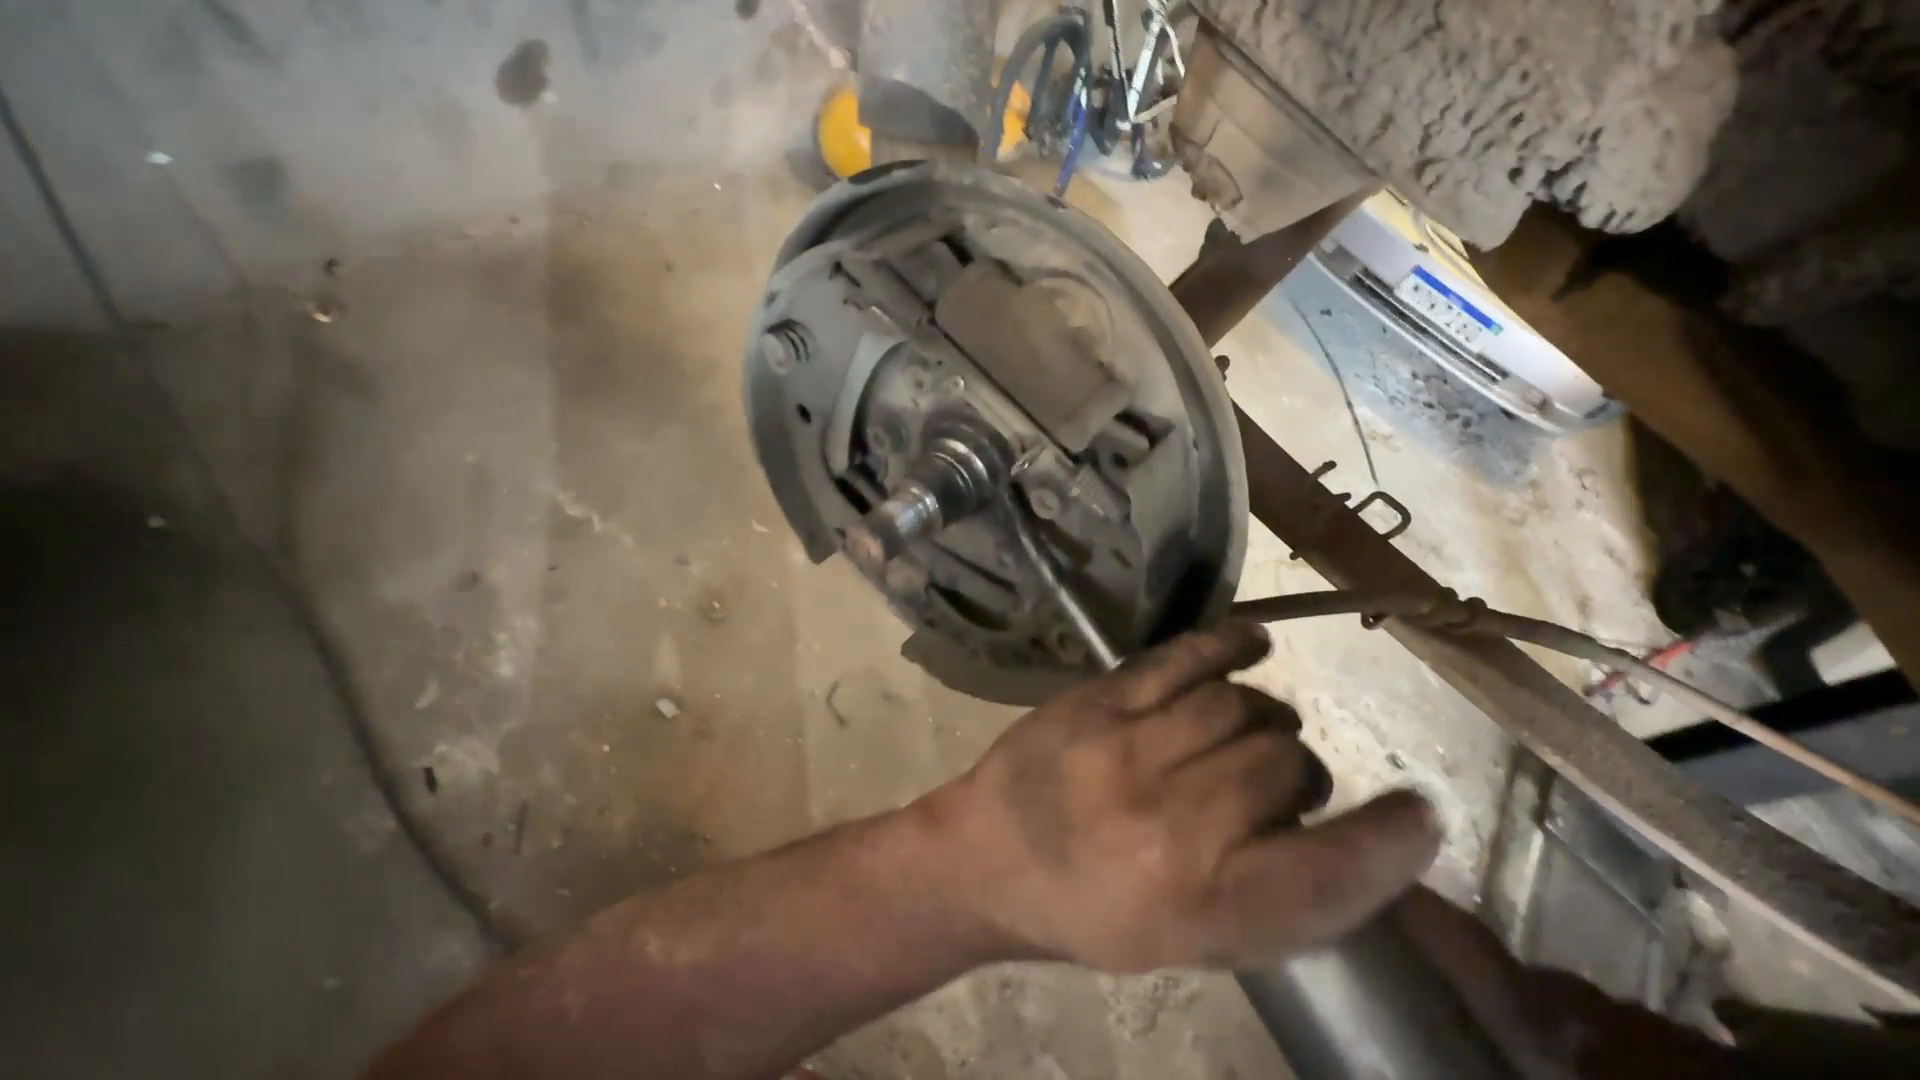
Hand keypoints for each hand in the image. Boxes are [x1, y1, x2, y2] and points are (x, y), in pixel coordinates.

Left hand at [917, 620, 1442, 972]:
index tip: (1417, 814)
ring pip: (1243, 707)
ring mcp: (1131, 750)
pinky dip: (1231, 644)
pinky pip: (1187, 655)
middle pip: (1288, 765)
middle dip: (1295, 774)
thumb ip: (1283, 899)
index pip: (1333, 867)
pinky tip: (1255, 647)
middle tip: (1271, 787)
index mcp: (1205, 903)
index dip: (1391, 840)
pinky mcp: (1100, 700)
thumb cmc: (1096, 913)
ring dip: (1260, 720)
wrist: (988, 861)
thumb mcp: (1195, 942)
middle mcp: (1176, 823)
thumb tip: (1371, 842)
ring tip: (1243, 738)